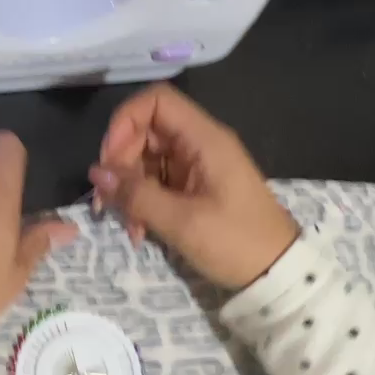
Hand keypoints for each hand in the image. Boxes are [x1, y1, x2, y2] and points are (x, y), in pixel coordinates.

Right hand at [90, 84, 297, 289]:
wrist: (277, 274)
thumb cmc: (236, 243)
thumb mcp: (183, 222)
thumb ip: (137, 195)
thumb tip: (97, 173)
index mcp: (205, 139)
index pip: (156, 101)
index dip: (125, 121)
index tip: (110, 159)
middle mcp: (199, 144)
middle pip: (145, 131)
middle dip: (120, 163)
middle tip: (108, 200)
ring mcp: (196, 166)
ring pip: (146, 159)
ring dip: (129, 189)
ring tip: (128, 225)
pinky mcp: (193, 188)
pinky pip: (156, 182)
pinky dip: (142, 202)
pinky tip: (139, 231)